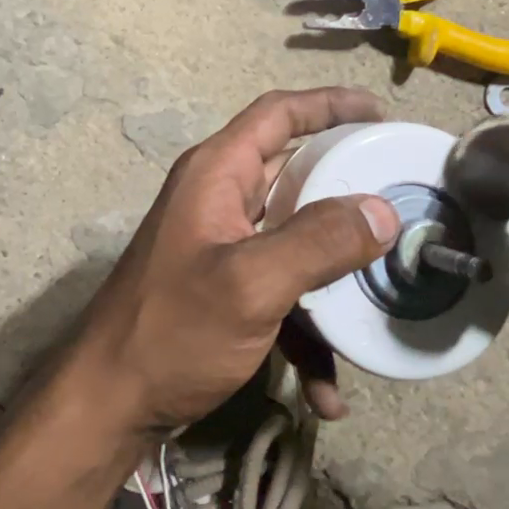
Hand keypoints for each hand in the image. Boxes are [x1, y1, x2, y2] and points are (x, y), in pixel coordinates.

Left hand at [66, 86, 400, 431]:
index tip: (383, 116)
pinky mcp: (225, 290)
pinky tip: (326, 391)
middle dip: (346, 188)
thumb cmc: (173, 330)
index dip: (330, 104)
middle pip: (294, 172)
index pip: (278, 113)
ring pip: (295, 238)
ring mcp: (222, 245)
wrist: (108, 404)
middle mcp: (219, 198)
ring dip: (334, 272)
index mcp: (217, 172)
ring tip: (378, 298)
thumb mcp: (251, 283)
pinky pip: (281, 292)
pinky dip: (307, 330)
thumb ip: (318, 241)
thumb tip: (382, 210)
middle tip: (400, 201)